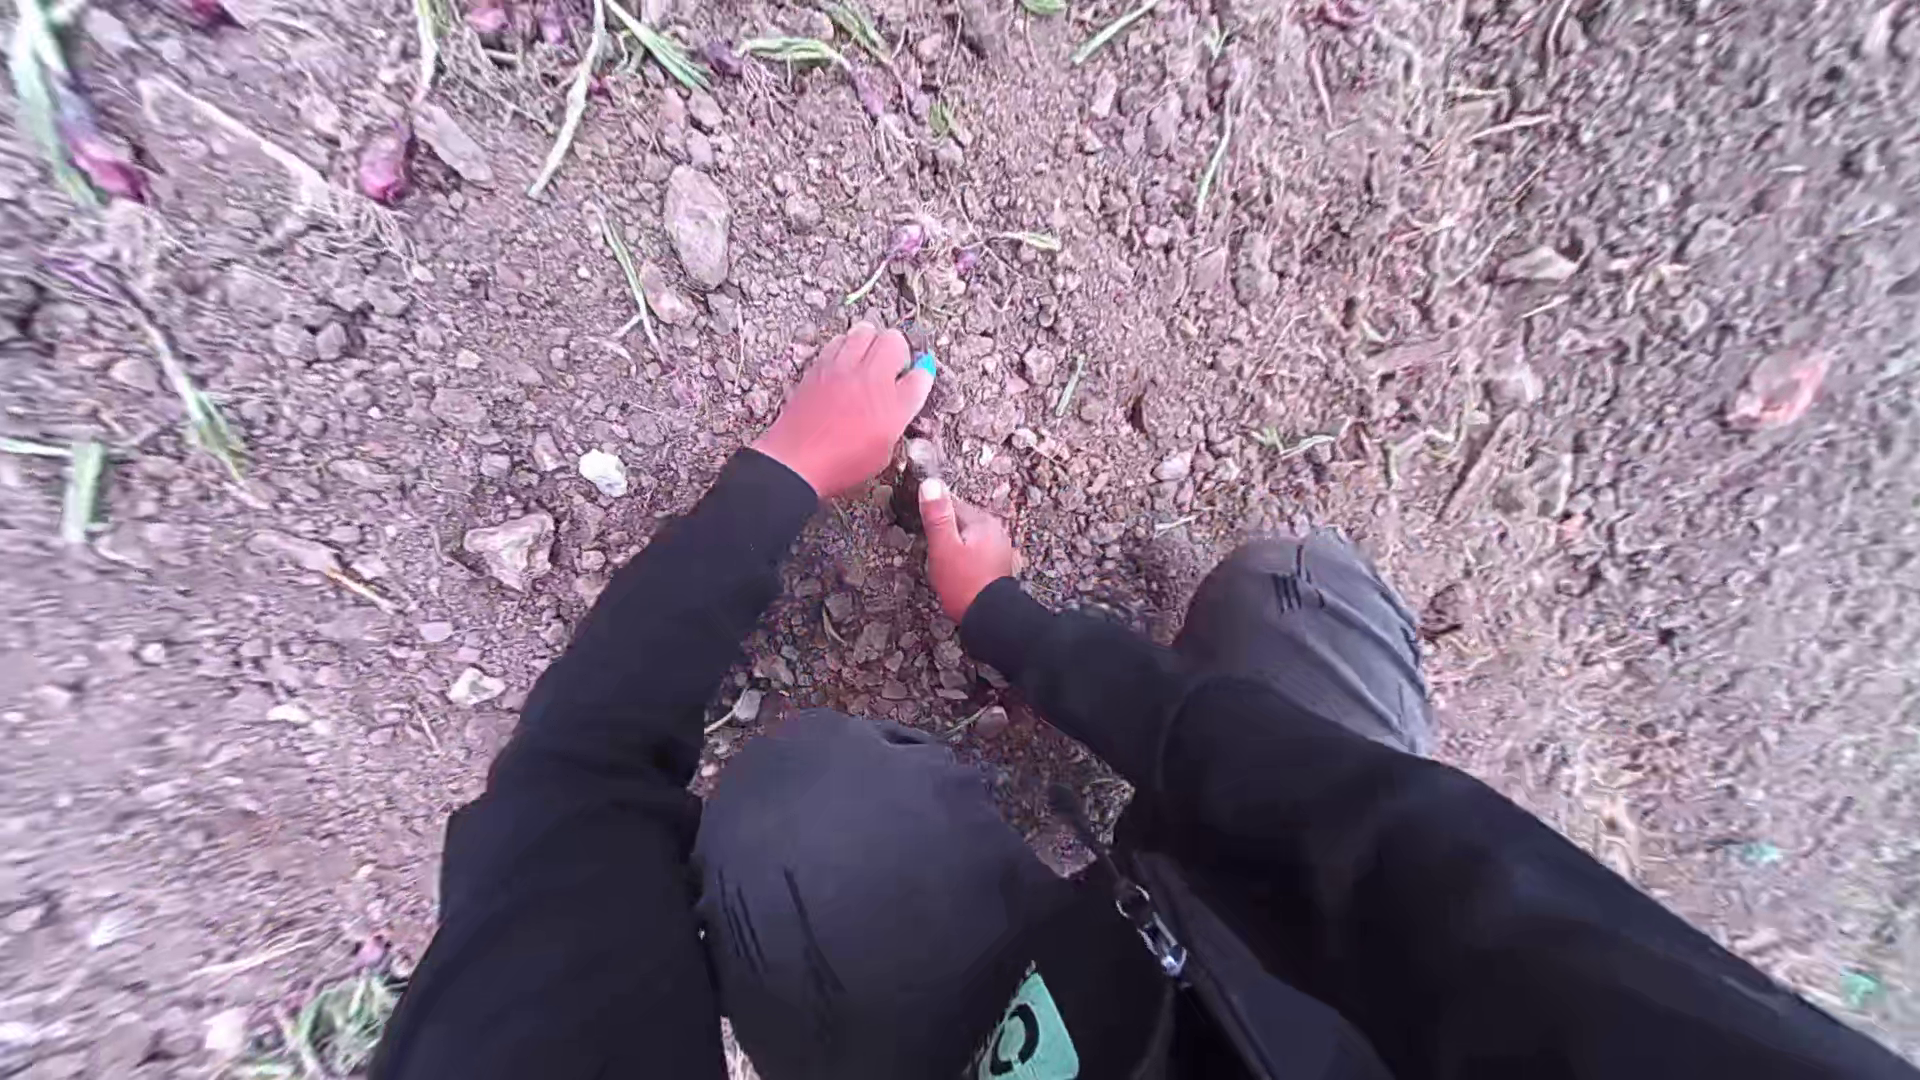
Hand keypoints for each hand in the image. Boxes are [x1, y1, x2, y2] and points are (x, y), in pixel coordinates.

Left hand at [752, 324, 933, 497]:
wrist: (796, 462)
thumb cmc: (840, 464)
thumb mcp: (883, 452)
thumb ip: (898, 418)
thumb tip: (906, 395)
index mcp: (893, 405)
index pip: (920, 375)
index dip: (922, 376)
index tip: (918, 380)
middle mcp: (870, 379)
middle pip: (893, 340)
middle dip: (898, 350)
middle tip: (893, 369)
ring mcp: (841, 368)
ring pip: (864, 331)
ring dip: (870, 342)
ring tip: (867, 363)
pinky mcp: (818, 367)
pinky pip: (837, 342)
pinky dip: (845, 347)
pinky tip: (844, 367)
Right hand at [919, 478, 1014, 621]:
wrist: (989, 618)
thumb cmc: (965, 584)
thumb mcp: (944, 546)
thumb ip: (937, 516)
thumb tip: (930, 484)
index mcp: (984, 522)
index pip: (953, 505)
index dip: (934, 517)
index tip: (924, 528)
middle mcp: (996, 532)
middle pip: (962, 523)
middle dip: (946, 534)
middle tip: (933, 551)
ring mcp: (998, 550)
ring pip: (968, 539)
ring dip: (955, 548)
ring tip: (944, 565)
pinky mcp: (997, 567)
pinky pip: (975, 554)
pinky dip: (965, 560)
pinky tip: (957, 573)